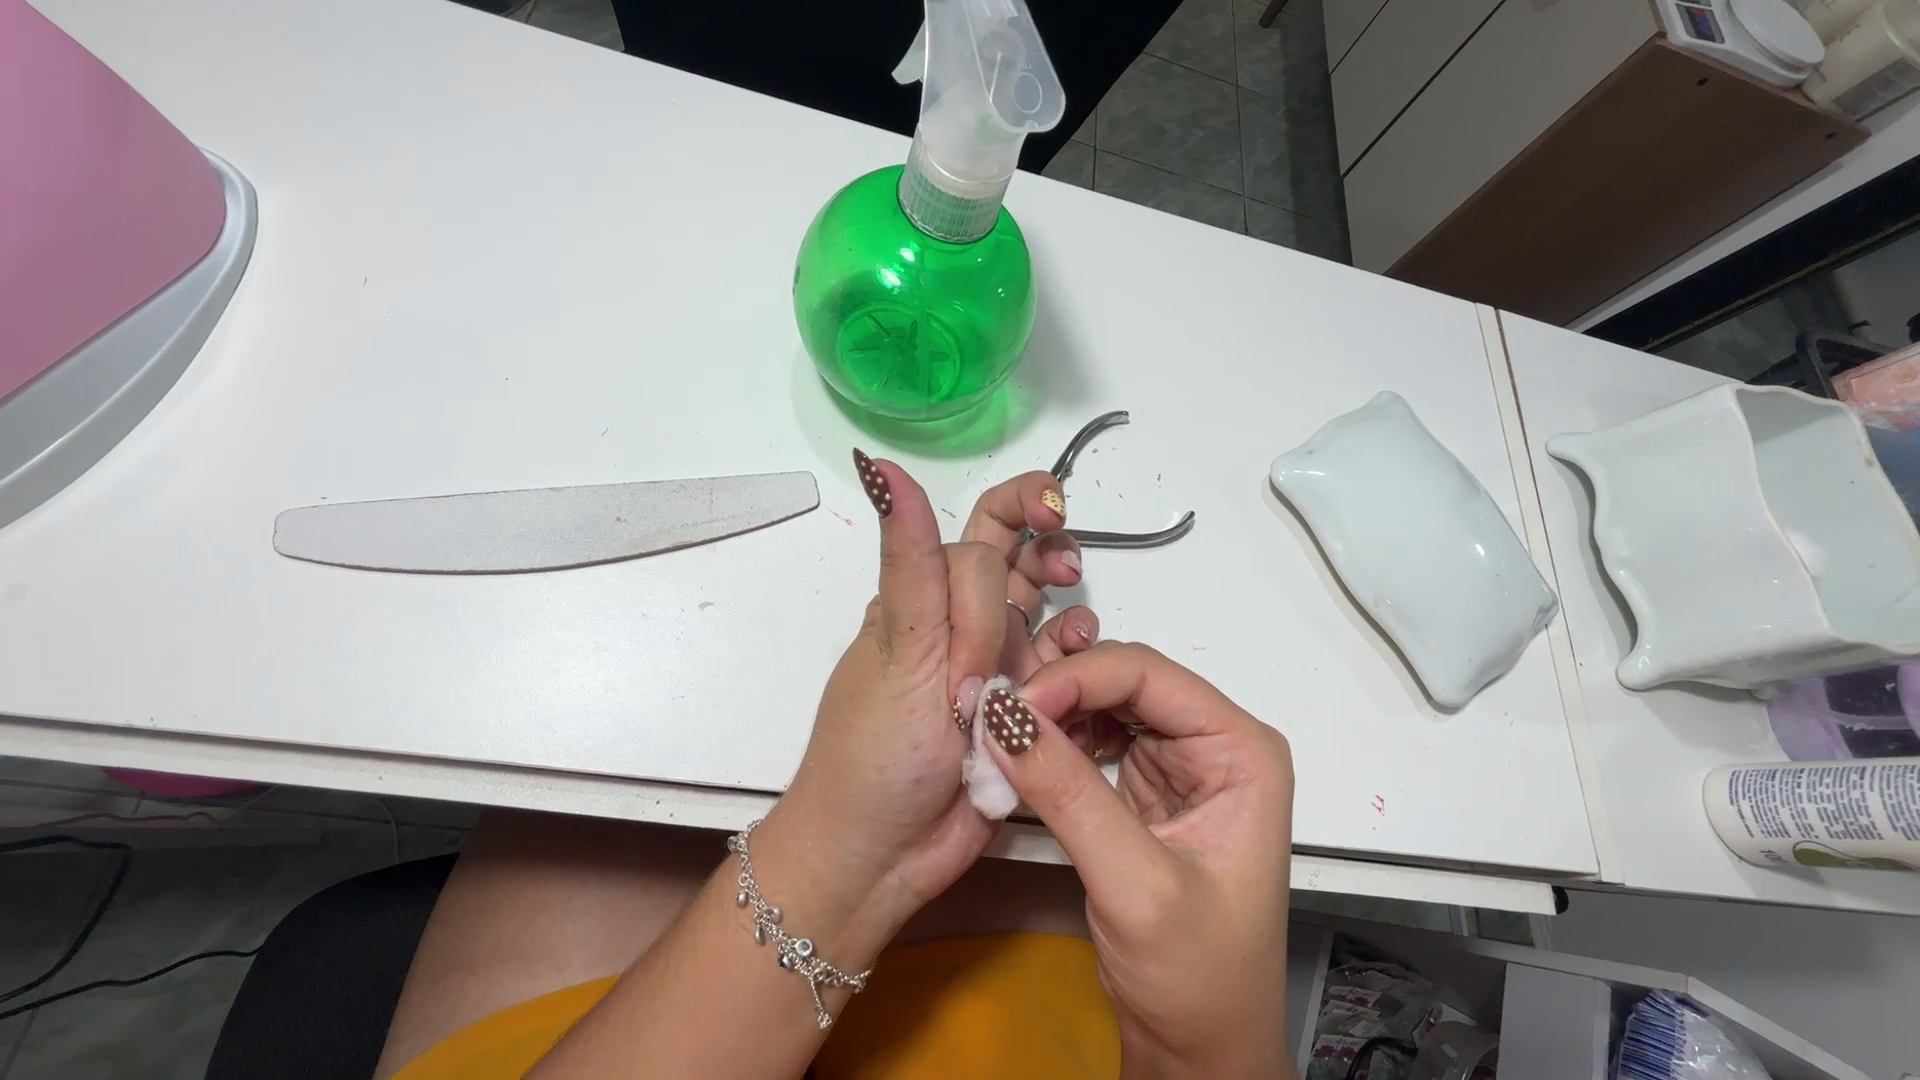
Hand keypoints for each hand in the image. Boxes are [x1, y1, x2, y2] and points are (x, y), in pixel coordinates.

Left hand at [760, 455, 1098, 946]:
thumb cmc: (876, 749)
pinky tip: (1080, 668)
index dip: (1021, 507)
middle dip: (1051, 552)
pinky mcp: (1021, 711)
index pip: (984, 530)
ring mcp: (994, 668)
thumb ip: (911, 559)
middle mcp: (963, 624)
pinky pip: (1060, 671)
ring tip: (1074, 634)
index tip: (1054, 508)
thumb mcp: (900, 647)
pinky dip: (1077, 661)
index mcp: (928, 598)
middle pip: (1019, 560)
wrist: (881, 854)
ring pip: (1046, 613)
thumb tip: (880, 465)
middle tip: (1067, 570)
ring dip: (1069, 610)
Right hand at [985, 644, 1297, 1078]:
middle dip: (1059, 689)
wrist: (1198, 1045)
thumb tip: (1002, 717)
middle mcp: (1213, 741)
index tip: (1011, 707)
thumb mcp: (1134, 884)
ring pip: (1103, 700)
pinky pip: (1091, 734)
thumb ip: (1069, 793)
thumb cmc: (1195, 976)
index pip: (1148, 674)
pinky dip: (1053, 737)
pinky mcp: (1142, 783)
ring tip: (1002, 734)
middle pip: (1125, 677)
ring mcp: (1177, 761)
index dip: (1077, 677)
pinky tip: (1024, 753)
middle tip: (996, 718)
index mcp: (1239, 750)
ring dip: (1051, 710)